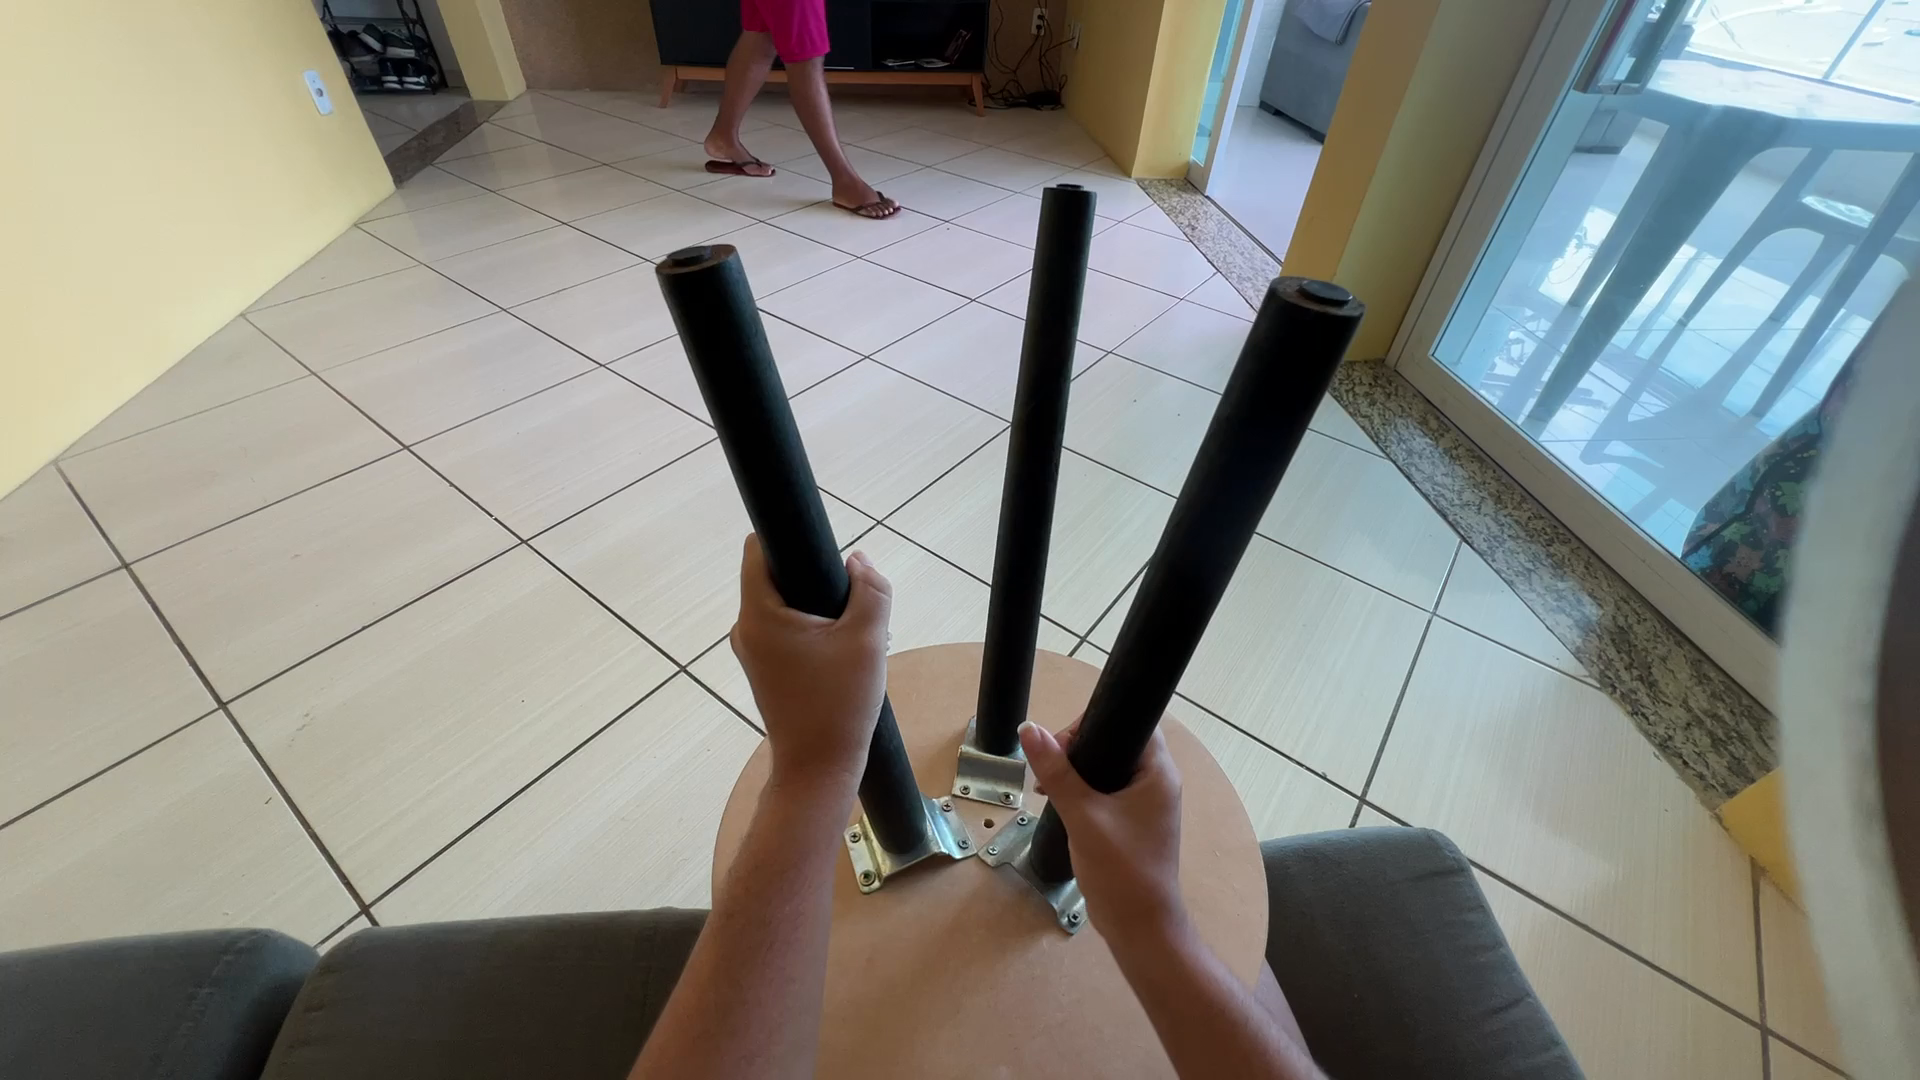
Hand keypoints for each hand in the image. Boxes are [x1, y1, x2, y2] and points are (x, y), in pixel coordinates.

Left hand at [731, 534, 892, 795]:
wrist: (819, 768)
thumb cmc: (840, 703)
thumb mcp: (868, 639)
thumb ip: (870, 589)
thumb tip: (858, 560)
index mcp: (760, 614)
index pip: (758, 549)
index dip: (788, 538)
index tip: (824, 550)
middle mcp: (746, 628)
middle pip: (775, 576)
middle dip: (815, 577)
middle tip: (851, 600)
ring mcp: (751, 650)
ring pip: (784, 605)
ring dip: (818, 607)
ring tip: (853, 631)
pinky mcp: (763, 668)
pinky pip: (785, 630)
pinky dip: (812, 629)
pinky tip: (843, 650)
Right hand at [1021, 721, 1185, 937]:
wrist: (1139, 928)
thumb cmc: (1121, 870)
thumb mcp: (1083, 815)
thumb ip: (1057, 771)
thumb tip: (1029, 729)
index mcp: (1158, 772)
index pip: (1132, 721)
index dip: (1096, 720)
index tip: (1063, 741)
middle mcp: (1156, 781)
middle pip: (1115, 741)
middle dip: (1077, 747)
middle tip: (1050, 765)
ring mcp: (1144, 802)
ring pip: (1106, 765)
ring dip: (1075, 769)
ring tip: (1046, 783)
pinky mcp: (1131, 819)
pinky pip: (1104, 788)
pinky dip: (1081, 788)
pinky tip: (1055, 797)